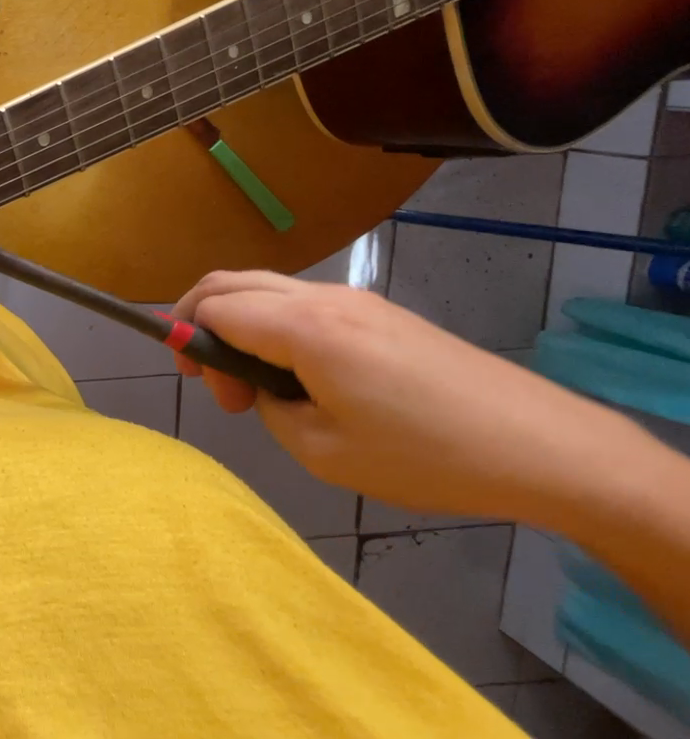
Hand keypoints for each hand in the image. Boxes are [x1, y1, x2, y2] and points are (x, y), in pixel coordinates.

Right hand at [171, 270, 627, 521]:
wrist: (548, 449)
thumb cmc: (426, 456)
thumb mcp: (321, 450)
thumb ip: (269, 406)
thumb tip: (264, 386)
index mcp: (303, 328)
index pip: (212, 308)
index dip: (189, 342)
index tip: (208, 389)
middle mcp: (325, 299)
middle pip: (230, 282)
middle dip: (200, 320)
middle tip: (215, 380)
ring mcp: (358, 302)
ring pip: (265, 289)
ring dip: (239, 324)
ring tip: (262, 385)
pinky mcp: (383, 314)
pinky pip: (301, 303)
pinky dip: (274, 326)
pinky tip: (301, 375)